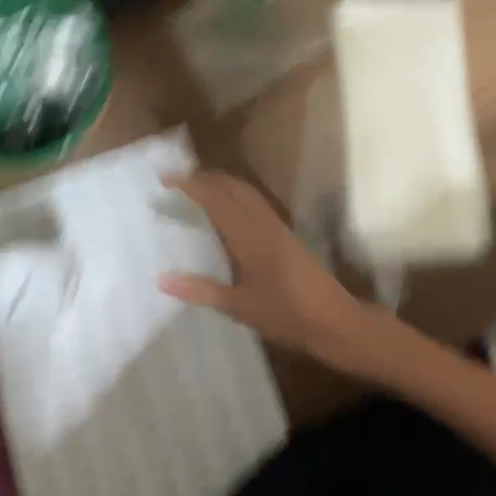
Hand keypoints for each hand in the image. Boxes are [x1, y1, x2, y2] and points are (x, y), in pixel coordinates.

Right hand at [159, 171, 382, 370]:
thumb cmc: (285, 314)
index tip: (166, 176)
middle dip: (205, 177)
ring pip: (246, 192)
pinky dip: (236, 195)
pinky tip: (228, 211)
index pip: (216, 198)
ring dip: (222, 183)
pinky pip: (256, 202)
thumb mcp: (239, 307)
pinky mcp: (286, 234)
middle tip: (177, 179)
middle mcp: (263, 222)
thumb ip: (201, 290)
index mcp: (249, 235)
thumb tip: (162, 279)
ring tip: (198, 188)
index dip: (191, 183)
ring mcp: (278, 226)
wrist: (333, 319)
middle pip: (232, 186)